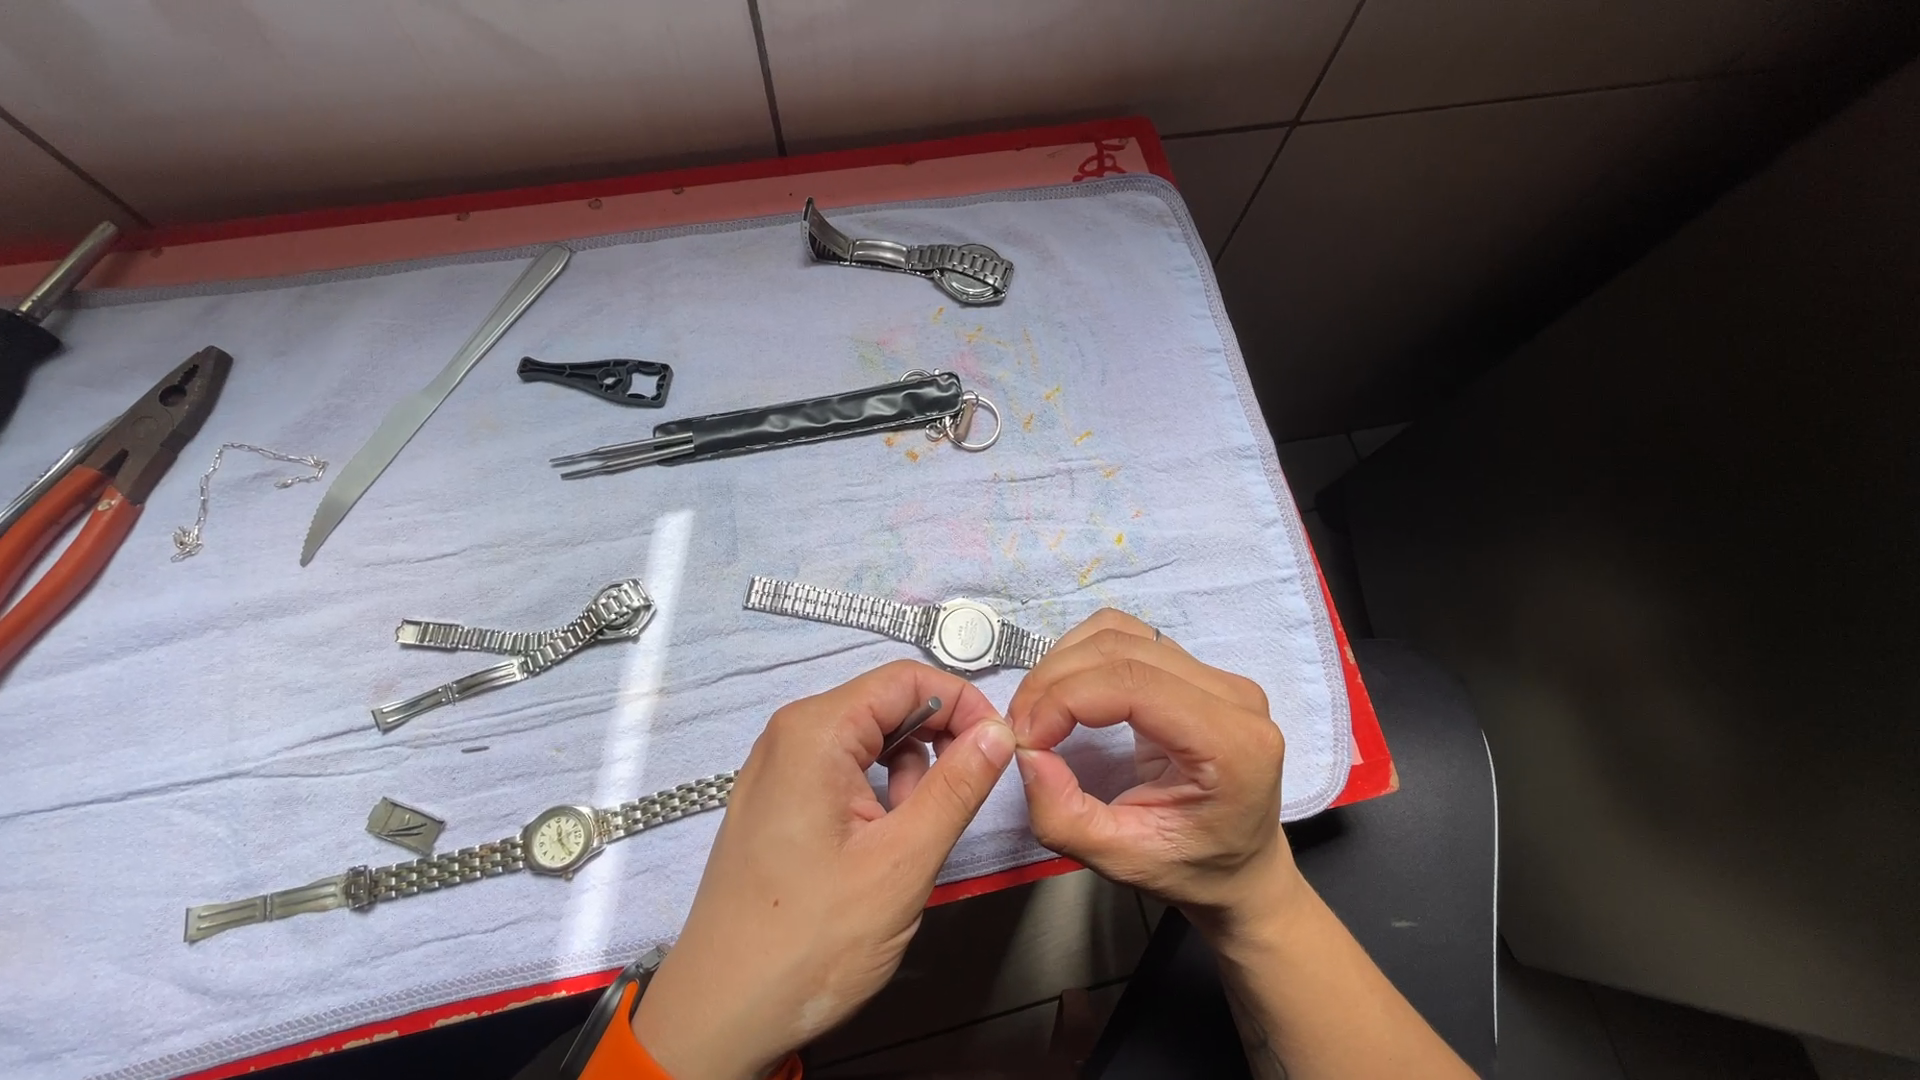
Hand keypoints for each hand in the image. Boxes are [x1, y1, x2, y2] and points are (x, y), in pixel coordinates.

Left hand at [632, 660, 1015, 1079]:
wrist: (720, 1015)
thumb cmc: (810, 940)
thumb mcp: (902, 862)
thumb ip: (958, 787)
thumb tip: (999, 732)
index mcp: (815, 731)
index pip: (907, 679)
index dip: (963, 704)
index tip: (999, 746)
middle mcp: (791, 734)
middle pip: (886, 704)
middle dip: (936, 741)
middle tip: (963, 795)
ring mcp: (778, 766)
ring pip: (869, 738)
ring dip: (907, 772)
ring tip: (909, 835)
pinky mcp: (778, 798)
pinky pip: (844, 768)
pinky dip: (877, 792)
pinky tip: (879, 842)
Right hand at [1006, 609, 1306, 936]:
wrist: (1243, 870)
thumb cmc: (1192, 870)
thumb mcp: (1122, 862)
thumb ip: (1065, 817)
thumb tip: (1026, 752)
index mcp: (1231, 743)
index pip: (1132, 684)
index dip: (1064, 698)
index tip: (1024, 737)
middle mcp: (1233, 696)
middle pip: (1121, 648)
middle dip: (1054, 680)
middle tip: (1021, 726)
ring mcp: (1218, 676)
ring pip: (1120, 631)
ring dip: (1064, 661)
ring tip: (1039, 709)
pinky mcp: (1197, 670)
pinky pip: (1129, 637)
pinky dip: (1083, 655)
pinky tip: (1067, 691)